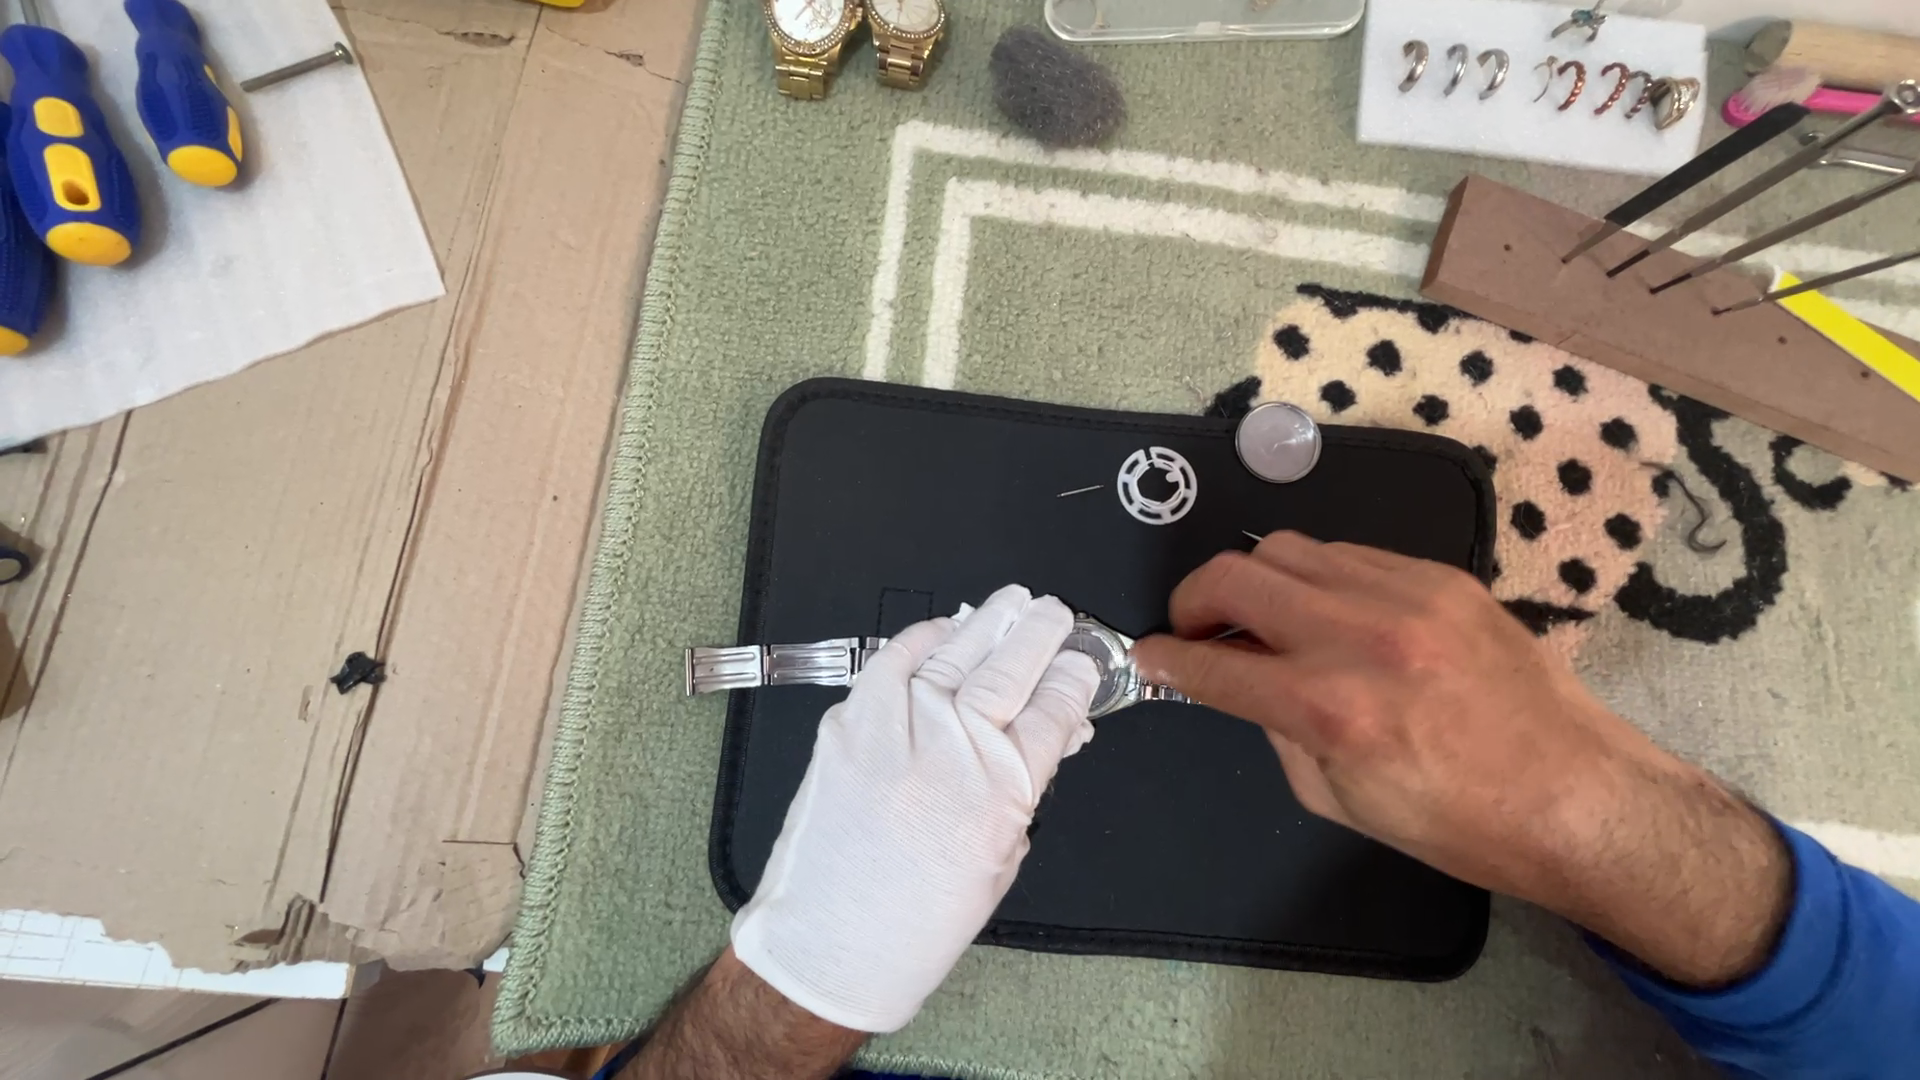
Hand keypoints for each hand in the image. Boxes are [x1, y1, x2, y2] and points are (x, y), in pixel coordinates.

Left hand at [731, 585, 1098, 1031]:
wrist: (829, 945)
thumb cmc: (918, 921)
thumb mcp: (998, 859)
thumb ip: (1026, 788)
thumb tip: (1054, 732)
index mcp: (1001, 796)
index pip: (1052, 711)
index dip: (1072, 678)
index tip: (1080, 661)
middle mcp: (952, 755)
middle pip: (1009, 670)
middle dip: (1038, 633)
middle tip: (1054, 612)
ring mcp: (895, 733)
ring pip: (954, 655)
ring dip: (988, 622)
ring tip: (1012, 602)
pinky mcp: (849, 726)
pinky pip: (891, 663)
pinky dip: (922, 638)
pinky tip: (946, 627)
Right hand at [1131, 532, 1790, 986]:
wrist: (1584, 800)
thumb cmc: (1453, 821)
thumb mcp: (1335, 796)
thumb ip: (1272, 726)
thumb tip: (1237, 678)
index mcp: (1330, 710)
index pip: (1212, 665)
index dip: (1164, 660)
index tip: (1149, 656)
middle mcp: (1359, 637)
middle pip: (1233, 577)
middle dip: (1191, 602)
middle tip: (1194, 629)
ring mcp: (1405, 595)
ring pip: (1283, 549)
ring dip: (1252, 582)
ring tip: (1262, 617)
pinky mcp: (1440, 576)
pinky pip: (1343, 553)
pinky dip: (1312, 579)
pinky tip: (1326, 612)